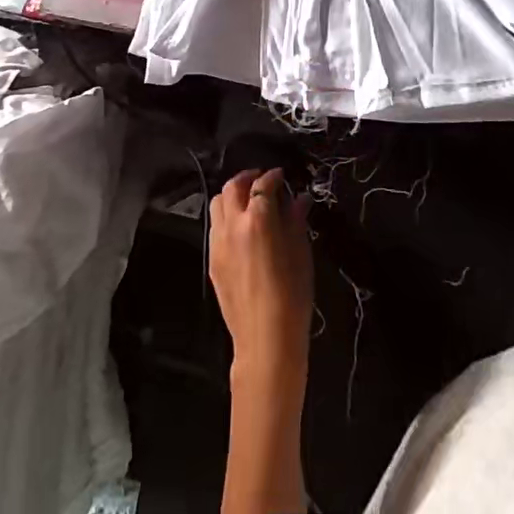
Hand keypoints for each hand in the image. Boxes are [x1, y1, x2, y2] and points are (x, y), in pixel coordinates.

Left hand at [209, 168, 312, 384]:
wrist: (265, 338)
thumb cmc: (292, 295)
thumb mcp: (301, 254)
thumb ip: (296, 220)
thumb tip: (299, 198)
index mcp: (258, 220)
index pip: (262, 185)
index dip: (273, 176)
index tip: (281, 175)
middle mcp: (232, 225)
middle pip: (232, 187)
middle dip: (247, 178)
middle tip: (262, 180)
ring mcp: (218, 242)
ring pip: (218, 203)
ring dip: (232, 194)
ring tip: (249, 200)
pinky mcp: (212, 259)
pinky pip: (215, 226)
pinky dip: (226, 216)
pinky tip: (241, 227)